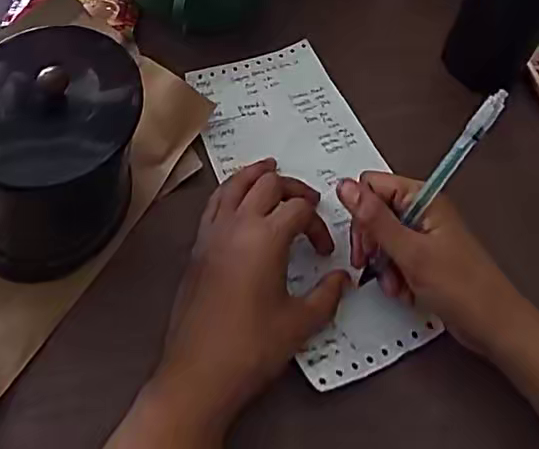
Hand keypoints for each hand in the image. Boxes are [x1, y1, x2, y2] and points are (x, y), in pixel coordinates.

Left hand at [154, 159, 350, 425]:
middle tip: (307, 199)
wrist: (200, 369)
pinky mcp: (198, 242)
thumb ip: (326, 295)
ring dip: (256, 173)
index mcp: (265, 237)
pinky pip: (216, 200)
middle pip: (268, 183)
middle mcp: (237, 224)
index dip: (317, 223)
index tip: (323, 247)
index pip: (298, 209)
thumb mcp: (299, 323)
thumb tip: (340, 279)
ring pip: (236, 183)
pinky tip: (236, 194)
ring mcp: (214, 230)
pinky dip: (230, 188)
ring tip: (269, 168)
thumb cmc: (248, 347)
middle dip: (292, 187)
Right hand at [337, 171, 515, 358]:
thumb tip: (344, 186)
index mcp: (422, 197)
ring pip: (383, 236)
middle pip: (375, 210)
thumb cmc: (464, 289)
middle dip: (371, 241)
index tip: (364, 241)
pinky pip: (396, 254)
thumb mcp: (411, 253)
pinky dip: (394, 273)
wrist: (499, 331)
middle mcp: (423, 209)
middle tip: (371, 263)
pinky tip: (404, 290)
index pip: (372, 185)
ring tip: (395, 284)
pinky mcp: (426, 255)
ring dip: (383, 262)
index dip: (361, 211)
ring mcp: (425, 233)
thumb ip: (374, 219)